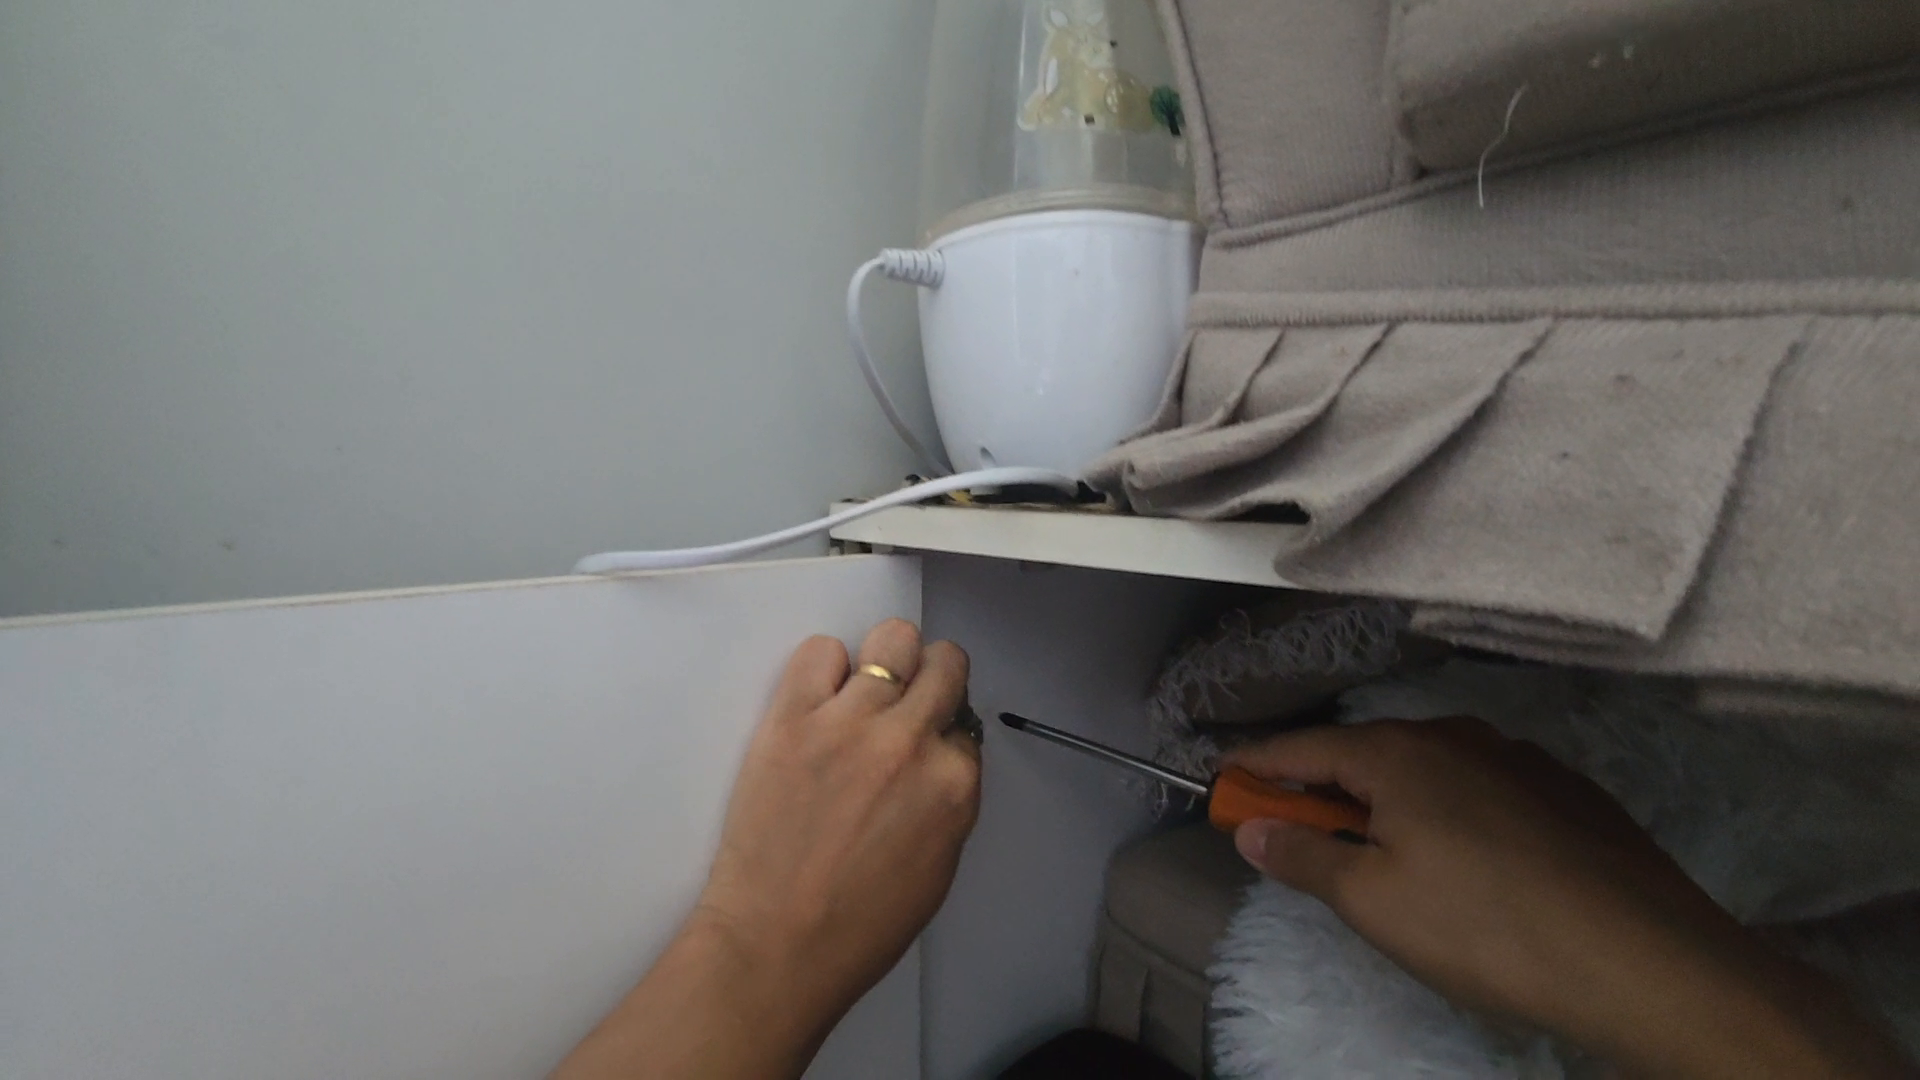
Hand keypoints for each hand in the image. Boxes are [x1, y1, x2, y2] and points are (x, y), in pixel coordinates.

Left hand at [552, 620, 979, 1079]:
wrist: (773, 947)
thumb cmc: (862, 923)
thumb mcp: (940, 863)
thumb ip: (950, 796)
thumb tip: (942, 751)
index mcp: (954, 783)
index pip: (965, 723)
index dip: (945, 730)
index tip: (924, 744)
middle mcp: (911, 740)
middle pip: (945, 663)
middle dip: (934, 677)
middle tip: (905, 702)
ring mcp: (850, 722)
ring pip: (893, 638)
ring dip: (887, 660)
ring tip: (863, 690)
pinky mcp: (792, 716)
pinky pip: (820, 650)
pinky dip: (825, 666)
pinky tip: (818, 698)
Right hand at [1225, 719, 1912, 1078]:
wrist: (1663, 970)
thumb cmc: (1488, 929)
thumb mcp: (1373, 902)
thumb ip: (1300, 856)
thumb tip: (1247, 830)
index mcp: (1396, 753)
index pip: (1298, 749)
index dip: (1253, 766)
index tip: (1220, 779)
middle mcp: (1451, 735)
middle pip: (1359, 752)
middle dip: (1317, 784)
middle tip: (1293, 822)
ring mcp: (1515, 756)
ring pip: (1421, 765)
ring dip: (1380, 793)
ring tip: (1377, 840)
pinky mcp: (1565, 789)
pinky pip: (1476, 782)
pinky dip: (1441, 802)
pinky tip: (1460, 849)